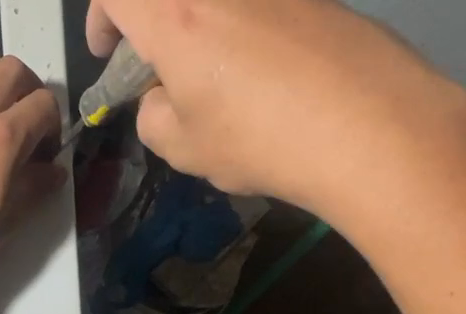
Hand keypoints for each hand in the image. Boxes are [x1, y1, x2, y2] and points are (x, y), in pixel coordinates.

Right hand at [86, 0, 465, 222]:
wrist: (364, 124)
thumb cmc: (257, 139)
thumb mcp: (183, 148)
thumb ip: (153, 118)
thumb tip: (159, 101)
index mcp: (174, 15)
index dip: (101, 18)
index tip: (108, 52)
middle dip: (151, 20)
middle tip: (154, 60)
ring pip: (215, 5)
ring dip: (198, 27)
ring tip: (209, 75)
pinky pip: (256, 7)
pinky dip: (240, 29)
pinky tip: (257, 75)